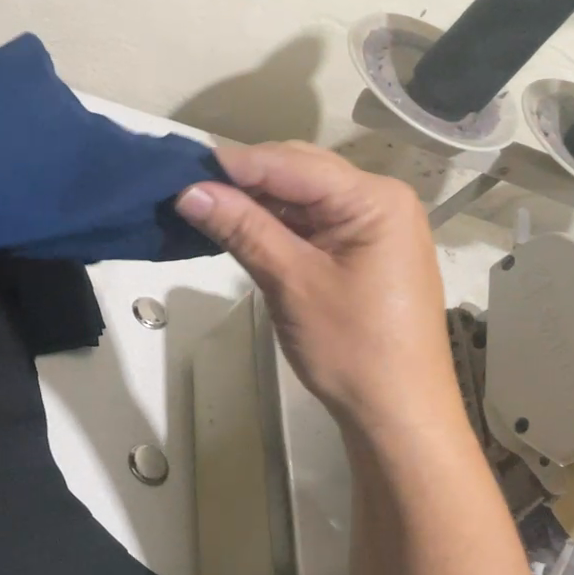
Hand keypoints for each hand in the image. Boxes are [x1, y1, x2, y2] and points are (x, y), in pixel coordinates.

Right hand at [176, 143, 461, 433]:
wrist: (396, 411)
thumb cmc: (352, 347)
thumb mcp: (291, 282)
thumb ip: (243, 229)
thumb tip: (189, 191)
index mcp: (373, 199)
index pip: (290, 164)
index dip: (232, 166)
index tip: (177, 173)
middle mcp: (377, 199)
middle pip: (297, 171)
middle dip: (242, 179)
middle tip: (185, 192)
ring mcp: (370, 225)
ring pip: (299, 196)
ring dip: (253, 202)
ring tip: (201, 209)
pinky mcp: (358, 249)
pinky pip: (308, 222)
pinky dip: (271, 224)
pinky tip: (236, 229)